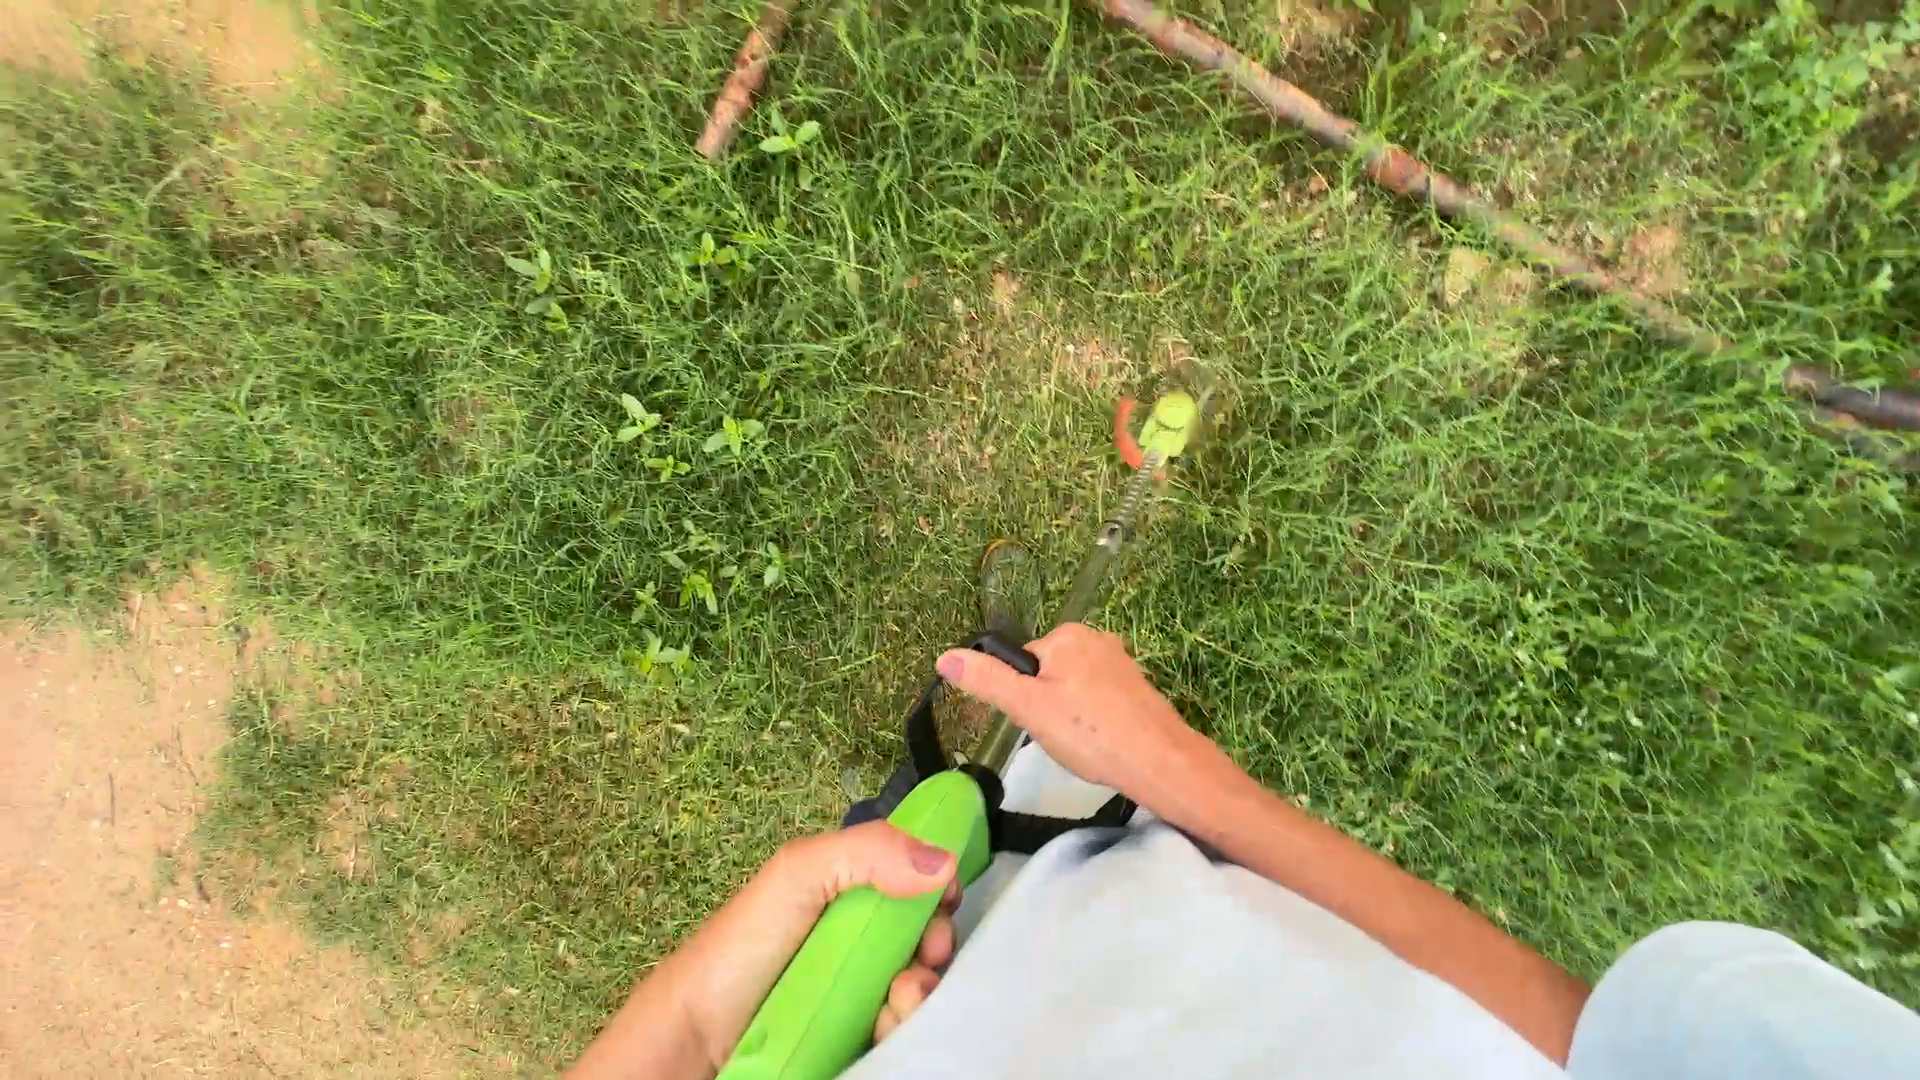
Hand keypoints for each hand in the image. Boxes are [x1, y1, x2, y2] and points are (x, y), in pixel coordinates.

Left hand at [564, 822, 957, 1079]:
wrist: (698, 1043)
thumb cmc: (744, 946)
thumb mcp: (799, 874)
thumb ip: (867, 851)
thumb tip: (944, 862)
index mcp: (852, 892)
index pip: (916, 882)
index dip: (938, 890)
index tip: (943, 903)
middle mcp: (862, 940)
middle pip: (926, 935)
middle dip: (935, 943)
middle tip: (922, 957)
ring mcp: (862, 992)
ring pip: (921, 984)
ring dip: (924, 988)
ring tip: (898, 998)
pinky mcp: (862, 1039)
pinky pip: (906, 1029)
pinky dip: (909, 1025)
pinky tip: (889, 1023)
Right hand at [936, 623, 1209, 800]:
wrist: (1160, 762)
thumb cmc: (1090, 733)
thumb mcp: (1028, 708)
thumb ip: (987, 681)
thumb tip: (945, 657)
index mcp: (1067, 635)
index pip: (1022, 665)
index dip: (1023, 698)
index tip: (1039, 722)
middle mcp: (1094, 637)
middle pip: (1046, 675)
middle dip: (1047, 707)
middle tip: (1062, 735)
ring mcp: (1119, 661)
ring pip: (1071, 689)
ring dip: (1070, 716)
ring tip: (1085, 742)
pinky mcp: (1135, 685)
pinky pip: (1096, 698)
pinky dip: (1093, 719)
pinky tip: (1102, 741)